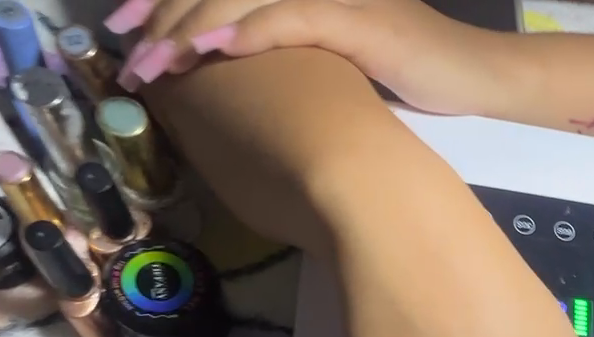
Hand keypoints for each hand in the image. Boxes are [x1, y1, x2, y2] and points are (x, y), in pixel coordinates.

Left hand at [114, 0, 514, 116]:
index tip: (130, 29)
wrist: (470, 73)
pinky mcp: (356, 21)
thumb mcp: (342, 54)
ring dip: (192, 28)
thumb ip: (295, 50)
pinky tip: (213, 51)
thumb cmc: (413, 70)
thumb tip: (246, 71)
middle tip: (123, 48)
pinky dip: (248, 34)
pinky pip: (290, 20)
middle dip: (164, 14)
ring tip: (153, 59)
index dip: (171, 0)